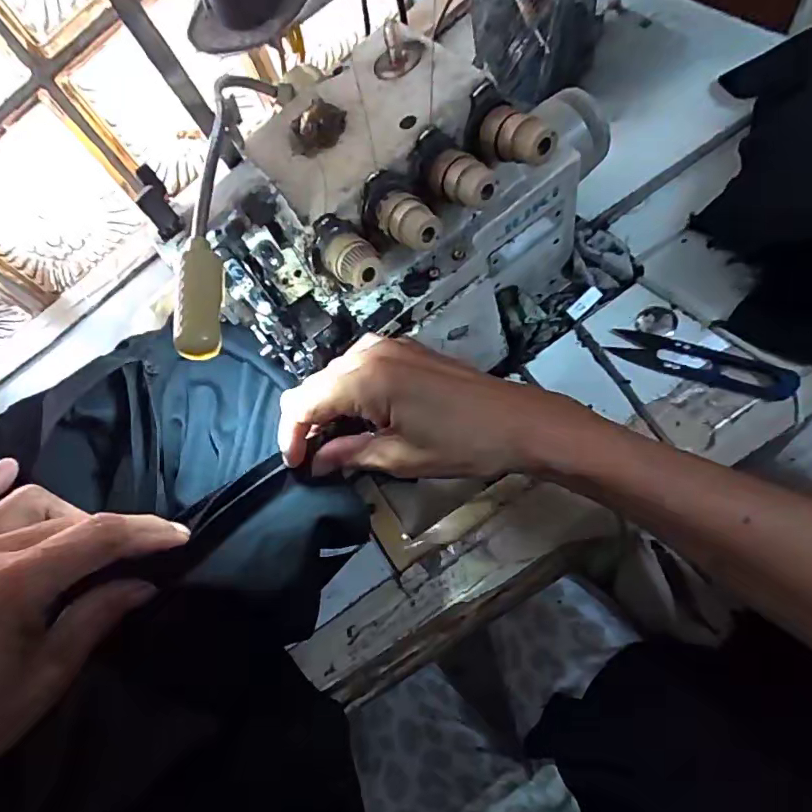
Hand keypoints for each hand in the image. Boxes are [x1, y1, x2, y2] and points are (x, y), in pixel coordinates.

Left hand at [0, 458, 188, 811]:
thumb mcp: (44, 680)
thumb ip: (94, 619)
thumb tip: (142, 584)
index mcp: (13, 583)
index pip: (95, 537)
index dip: (144, 532)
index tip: (180, 535)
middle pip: (65, 518)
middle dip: (110, 532)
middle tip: (134, 564)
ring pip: (24, 504)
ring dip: (66, 516)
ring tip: (84, 549)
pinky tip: (9, 467)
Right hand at [278, 335, 609, 478]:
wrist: (519, 421)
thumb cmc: (462, 443)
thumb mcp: (399, 457)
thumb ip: (349, 454)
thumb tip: (316, 461)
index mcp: (364, 378)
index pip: (303, 404)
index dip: (292, 437)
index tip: (297, 466)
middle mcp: (368, 352)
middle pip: (312, 385)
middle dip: (306, 422)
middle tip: (314, 458)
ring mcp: (386, 346)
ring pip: (331, 375)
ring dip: (326, 407)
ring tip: (337, 442)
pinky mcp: (401, 349)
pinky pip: (356, 367)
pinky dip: (348, 393)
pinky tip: (359, 418)